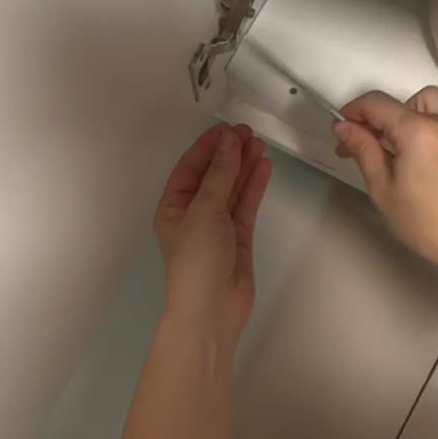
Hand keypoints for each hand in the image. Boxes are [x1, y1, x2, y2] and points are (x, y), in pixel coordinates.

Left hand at [153, 123, 272, 343]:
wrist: (212, 310)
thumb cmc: (198, 258)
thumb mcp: (205, 210)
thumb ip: (221, 174)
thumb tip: (230, 141)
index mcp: (173, 206)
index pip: (189, 168)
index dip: (207, 147)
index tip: (228, 129)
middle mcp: (193, 213)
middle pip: (213, 176)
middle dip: (229, 154)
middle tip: (249, 132)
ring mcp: (217, 225)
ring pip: (232, 189)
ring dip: (244, 167)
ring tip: (260, 144)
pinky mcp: (238, 237)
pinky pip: (246, 205)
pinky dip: (254, 187)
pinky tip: (264, 167)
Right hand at [331, 87, 437, 277]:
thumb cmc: (432, 224)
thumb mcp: (383, 189)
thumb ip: (363, 150)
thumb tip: (345, 128)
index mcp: (416, 132)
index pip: (376, 104)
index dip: (353, 113)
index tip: (343, 129)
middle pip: (400, 102)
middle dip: (377, 118)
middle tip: (365, 145)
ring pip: (431, 99)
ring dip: (409, 110)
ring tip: (400, 138)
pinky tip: (433, 133)